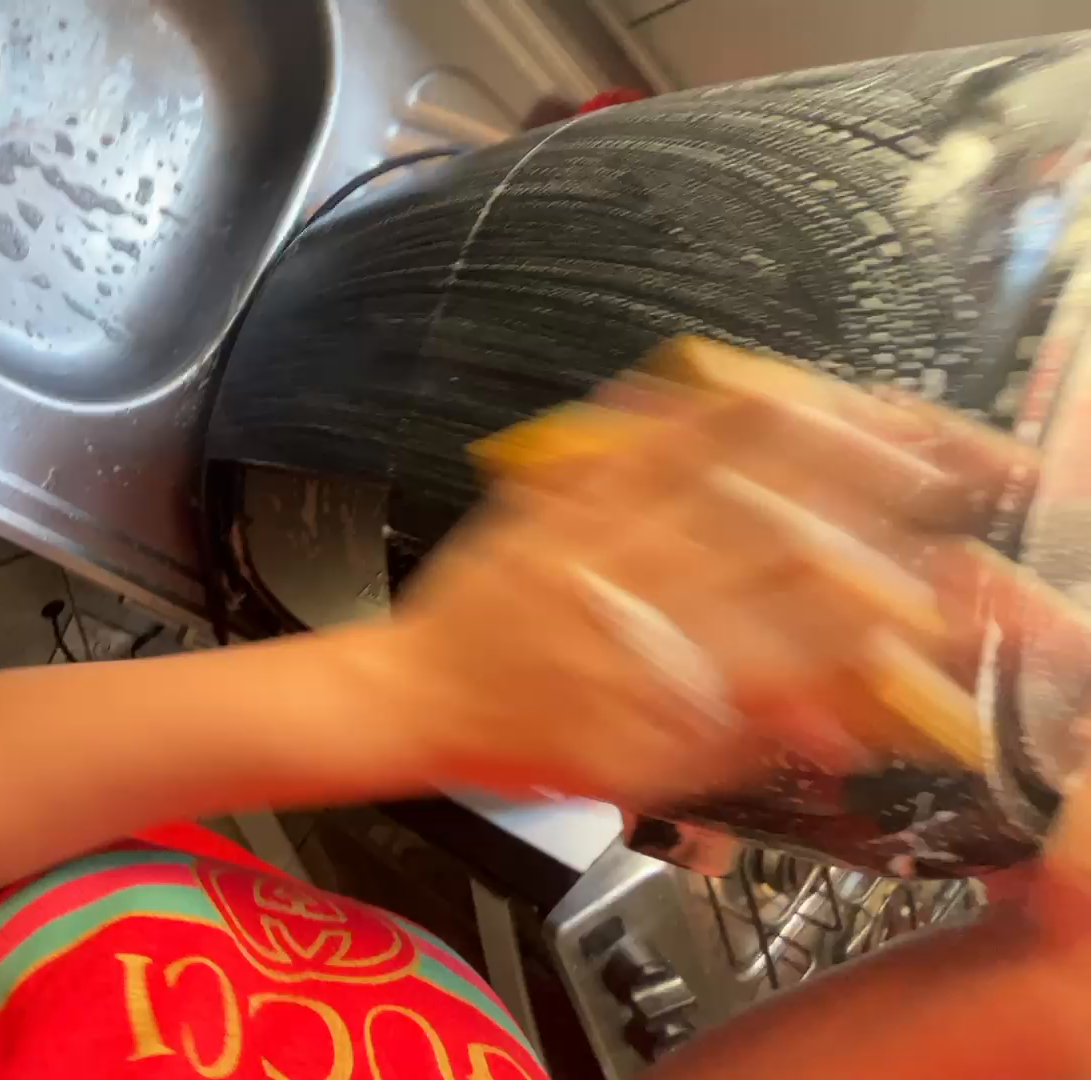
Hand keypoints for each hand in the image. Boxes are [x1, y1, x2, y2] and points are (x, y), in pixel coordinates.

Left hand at [355, 339, 1039, 806]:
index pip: (809, 631)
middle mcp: (632, 608)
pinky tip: (708, 388)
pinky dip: (661, 421)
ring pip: (697, 486)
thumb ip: (739, 740)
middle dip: (870, 496)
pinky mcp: (531, 518)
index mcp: (666, 683)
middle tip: (944, 458)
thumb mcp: (636, 773)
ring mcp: (579, 551)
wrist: (414, 698)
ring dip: (786, 440)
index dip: (893, 596)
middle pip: (770, 540)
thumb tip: (838, 716)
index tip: (948, 571)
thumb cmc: (517, 743)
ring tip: (858, 402)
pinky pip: (602, 461)